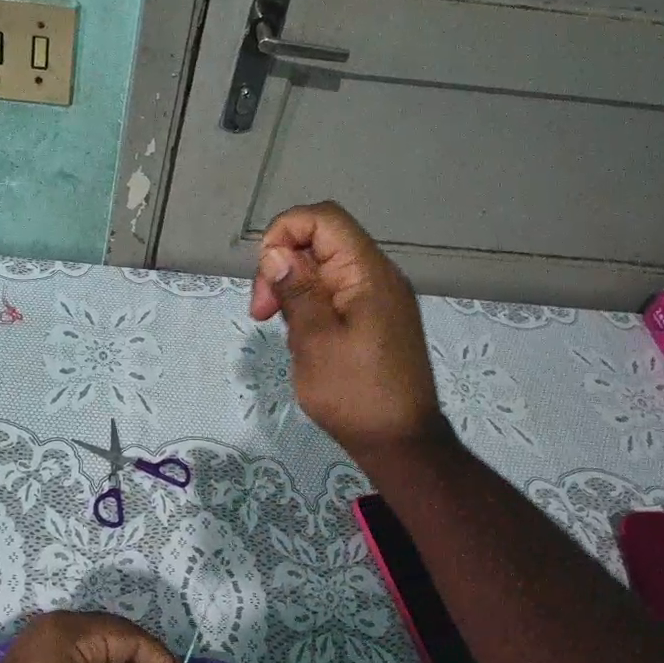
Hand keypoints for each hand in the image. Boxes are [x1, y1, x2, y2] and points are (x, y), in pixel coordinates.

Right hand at [249, 201, 442, 456]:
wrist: (400, 443)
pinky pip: (336, 293)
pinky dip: (311, 307)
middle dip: (283, 267)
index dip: (285, 233)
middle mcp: (378, 275)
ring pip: (324, 269)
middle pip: (321, 241)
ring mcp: (379, 298)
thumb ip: (296, 291)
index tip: (266, 279)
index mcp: (368, 273)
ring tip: (285, 332)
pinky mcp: (376, 319)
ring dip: (294, 290)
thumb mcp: (315, 341)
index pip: (323, 219)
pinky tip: (303, 340)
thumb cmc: (355, 393)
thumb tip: (277, 251)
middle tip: (263, 313)